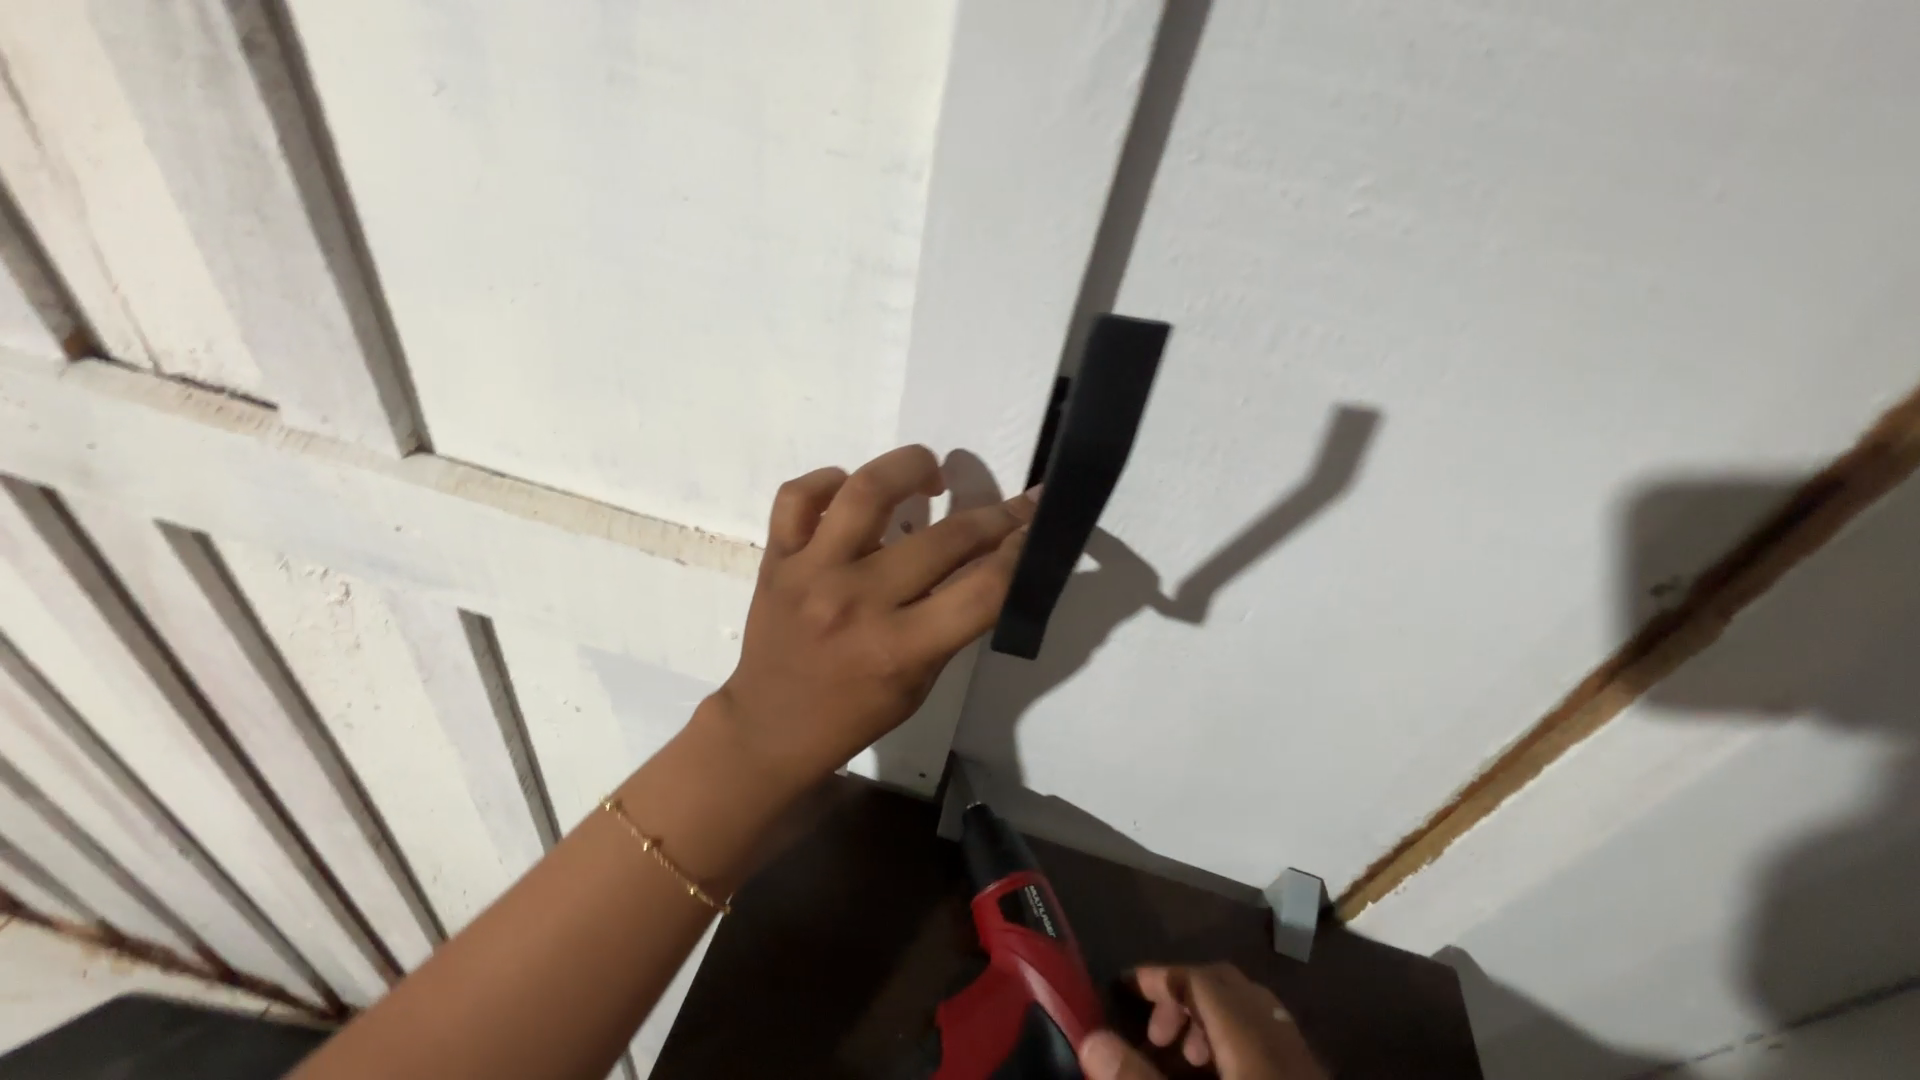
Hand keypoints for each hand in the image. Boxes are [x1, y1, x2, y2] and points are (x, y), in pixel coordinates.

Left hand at [715, 445, 1036, 784]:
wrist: (772, 727)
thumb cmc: (857, 712)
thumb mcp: (922, 681)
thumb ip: (956, 621)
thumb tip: (997, 559)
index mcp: (900, 648)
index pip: (983, 588)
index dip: (1021, 552)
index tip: (1035, 528)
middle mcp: (856, 601)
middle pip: (945, 538)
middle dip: (995, 516)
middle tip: (1010, 507)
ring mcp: (811, 573)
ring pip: (867, 490)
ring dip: (912, 467)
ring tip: (930, 473)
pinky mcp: (776, 557)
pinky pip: (798, 494)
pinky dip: (829, 480)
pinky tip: (852, 492)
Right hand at [1078, 964, 1326, 1079]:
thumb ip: (1139, 1078)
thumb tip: (1092, 1040)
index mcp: (1251, 1038)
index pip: (1201, 980)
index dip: (1160, 978)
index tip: (1123, 987)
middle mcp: (1280, 1039)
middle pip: (1229, 987)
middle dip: (1183, 997)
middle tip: (1155, 1035)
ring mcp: (1302, 1063)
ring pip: (1252, 1013)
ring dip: (1210, 1021)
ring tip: (1183, 1062)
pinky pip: (1268, 1040)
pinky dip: (1235, 1042)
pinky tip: (1219, 1079)